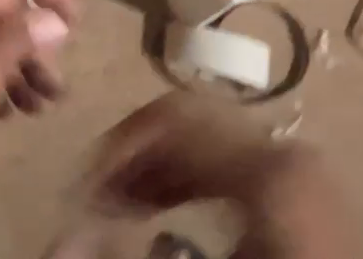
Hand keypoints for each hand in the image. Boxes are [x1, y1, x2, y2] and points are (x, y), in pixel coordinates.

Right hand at [86, 94, 348, 258]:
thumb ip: (129, 249)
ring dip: (155, 169)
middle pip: (186, 123)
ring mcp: (298, 164)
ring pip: (205, 141)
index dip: (115, 150)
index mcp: (269, 162)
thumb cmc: (280, 258)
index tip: (80, 188)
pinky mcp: (300, 185)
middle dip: (133, 158)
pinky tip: (160, 206)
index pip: (168, 118)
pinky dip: (188, 179)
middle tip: (95, 198)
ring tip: (120, 206)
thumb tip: (62, 235)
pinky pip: (230, 161)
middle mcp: (285, 147)